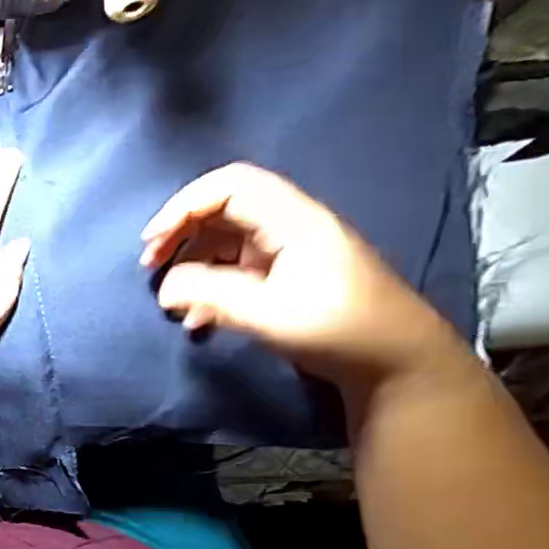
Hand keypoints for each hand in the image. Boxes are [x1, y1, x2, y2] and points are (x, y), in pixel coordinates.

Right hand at [140, 162, 470, 393]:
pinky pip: (236, 269)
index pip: (230, 185)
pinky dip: (210, 286)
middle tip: (151, 265)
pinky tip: (196, 317)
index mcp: (293, 219)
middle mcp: (289, 226)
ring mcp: (288, 252)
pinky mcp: (287, 278)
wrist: (397, 363)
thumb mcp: (270, 314)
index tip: (152, 241)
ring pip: (226, 241)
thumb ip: (212, 295)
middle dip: (181, 232)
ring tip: (169, 299)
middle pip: (223, 209)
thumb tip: (164, 288)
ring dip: (192, 263)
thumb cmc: (339, 331)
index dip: (184, 205)